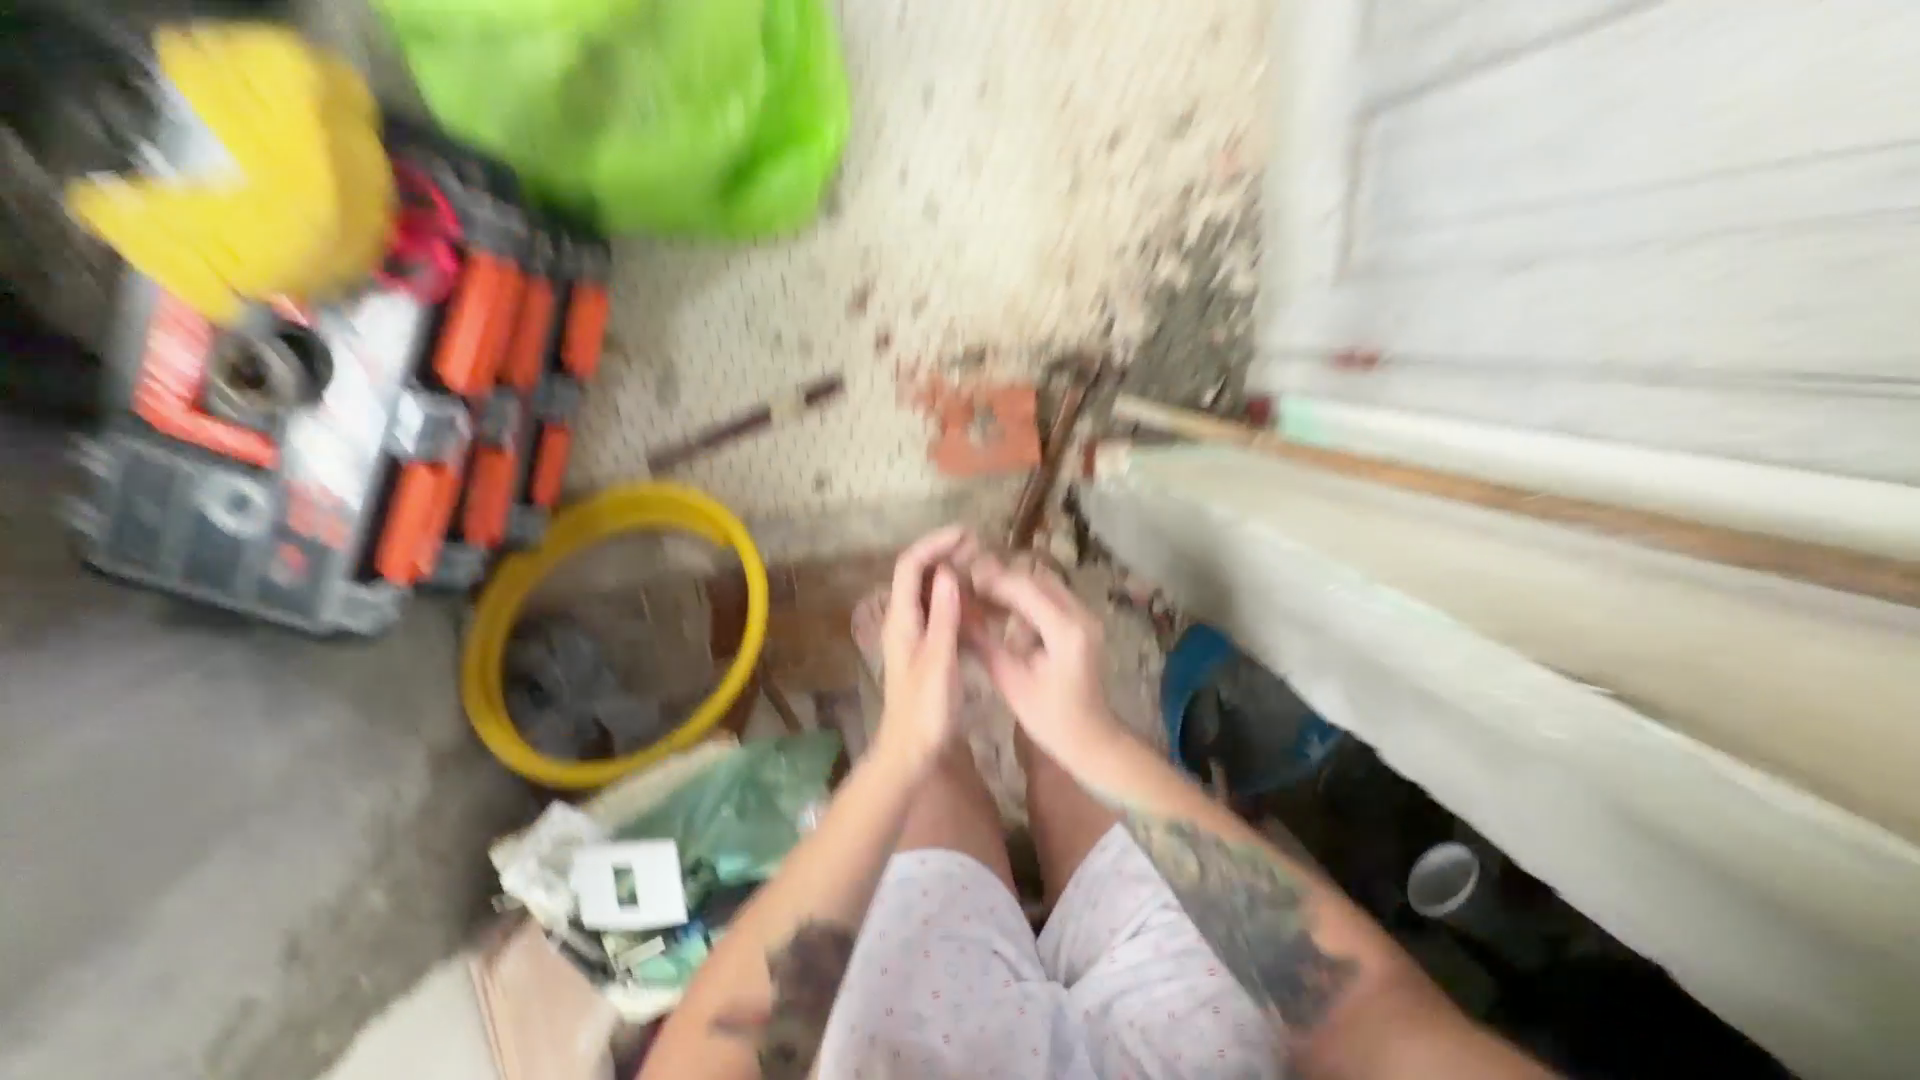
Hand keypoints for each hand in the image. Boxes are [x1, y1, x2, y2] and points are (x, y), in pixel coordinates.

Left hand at [873, 525, 975, 770]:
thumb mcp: (939, 661)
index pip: (910, 566)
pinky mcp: (924, 648)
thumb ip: (944, 617)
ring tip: (982, 567)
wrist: (911, 750)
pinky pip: (937, 612)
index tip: (966, 534)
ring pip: (928, 592)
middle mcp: (902, 621)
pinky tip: (978, 603)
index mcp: (901, 621)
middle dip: (944, 554)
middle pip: (917, 574)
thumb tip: (949, 572)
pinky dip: (955, 599)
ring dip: (951, 574)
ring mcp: (912, 635)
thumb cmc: (925, 710)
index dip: (934, 544)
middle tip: (980, 548)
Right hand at [967, 557, 1122, 758]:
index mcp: (1066, 631)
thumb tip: (953, 615)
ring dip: (1012, 587)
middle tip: (966, 588)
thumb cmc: (1050, 718)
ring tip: (978, 598)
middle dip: (1000, 579)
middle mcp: (1082, 614)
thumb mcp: (1010, 681)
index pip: (1024, 588)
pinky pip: (1050, 596)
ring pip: (1043, 583)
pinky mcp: (1082, 621)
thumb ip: (983, 643)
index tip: (959, 581)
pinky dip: (1024, 598)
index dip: (989, 581)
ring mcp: (1085, 615)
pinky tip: (1000, 612)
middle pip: (1035, 577)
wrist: (1090, 738)